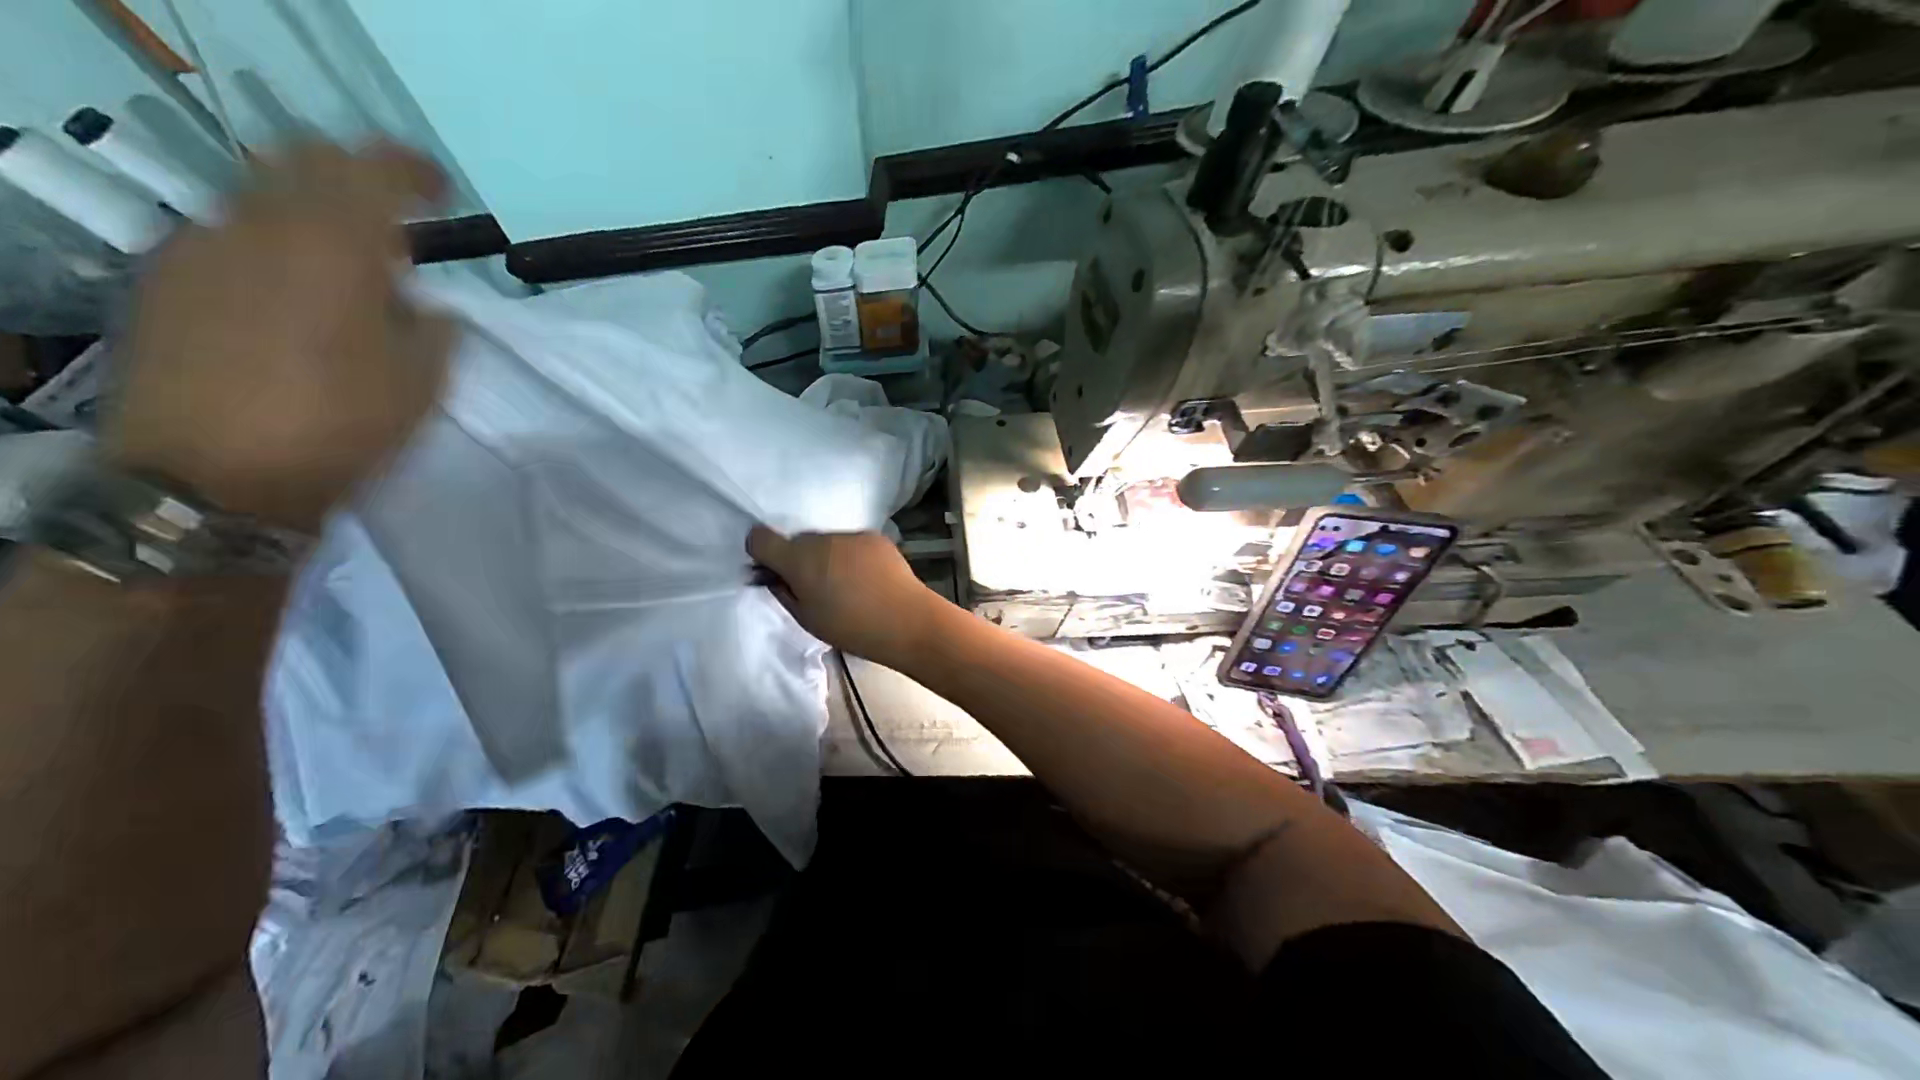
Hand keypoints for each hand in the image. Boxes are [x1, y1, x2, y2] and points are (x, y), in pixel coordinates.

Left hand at [106, 142, 455, 531]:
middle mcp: (259, 224)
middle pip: (305, 161)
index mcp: (335, 244)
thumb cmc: (342, 424)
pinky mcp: (165, 278)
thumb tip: (425, 305)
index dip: (415, 172)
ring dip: (310, 216)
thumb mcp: (423, 381)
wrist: (214, 476)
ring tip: (342, 270)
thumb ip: (433, 327)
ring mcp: (200, 246)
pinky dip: (268, 246)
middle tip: (392, 227)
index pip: (375, 169)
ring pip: (261, 196)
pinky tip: (289, 296)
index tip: (442, 192)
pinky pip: (227, 235)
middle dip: (356, 181)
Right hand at [747, 527, 948, 667]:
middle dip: (798, 559)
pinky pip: (851, 544)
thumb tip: (773, 577)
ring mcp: (850, 535)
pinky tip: (867, 579)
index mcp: (798, 560)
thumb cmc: (851, 628)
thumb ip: (783, 592)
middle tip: (814, 587)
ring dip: (826, 557)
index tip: (771, 570)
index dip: (760, 553)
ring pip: (826, 542)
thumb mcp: (806, 618)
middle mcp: (821, 539)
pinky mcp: (874, 537)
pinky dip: (851, 556)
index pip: (760, 538)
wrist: (906, 620)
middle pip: (797, 542)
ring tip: (846, 585)